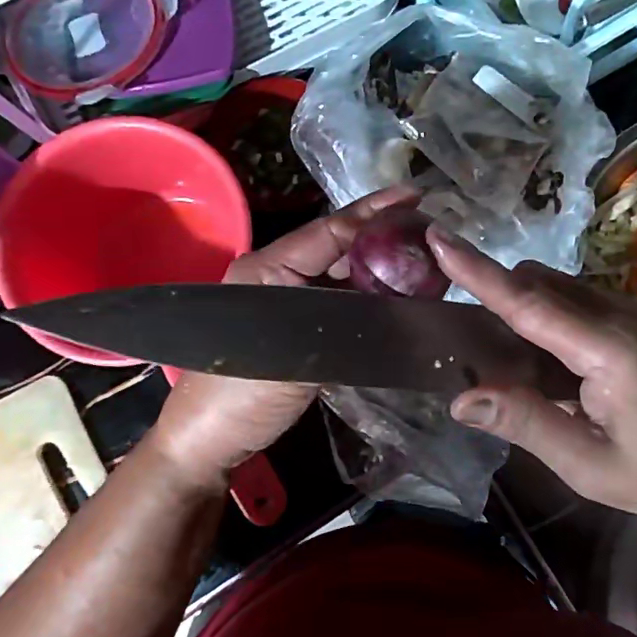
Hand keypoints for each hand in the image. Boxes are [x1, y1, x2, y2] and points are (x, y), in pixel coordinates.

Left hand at [145, 186, 422, 489]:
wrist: (206, 440)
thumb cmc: (238, 398)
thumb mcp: (293, 362)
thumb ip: (344, 331)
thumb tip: (400, 310)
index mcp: (266, 269)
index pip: (328, 232)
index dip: (374, 212)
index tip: (416, 196)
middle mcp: (276, 275)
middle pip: (336, 246)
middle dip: (381, 236)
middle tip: (430, 230)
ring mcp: (285, 300)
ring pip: (339, 273)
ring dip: (378, 266)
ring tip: (424, 260)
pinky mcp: (294, 325)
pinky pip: (336, 300)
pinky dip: (366, 297)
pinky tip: (398, 296)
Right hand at [429, 228, 636, 540]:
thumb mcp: (587, 465)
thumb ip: (525, 424)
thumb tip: (460, 398)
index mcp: (609, 351)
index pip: (528, 303)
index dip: (478, 270)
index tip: (438, 236)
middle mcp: (622, 318)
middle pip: (539, 284)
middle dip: (494, 290)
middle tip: (457, 327)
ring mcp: (634, 315)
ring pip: (558, 286)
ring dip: (520, 303)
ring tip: (496, 350)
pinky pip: (577, 299)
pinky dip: (545, 312)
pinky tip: (541, 358)